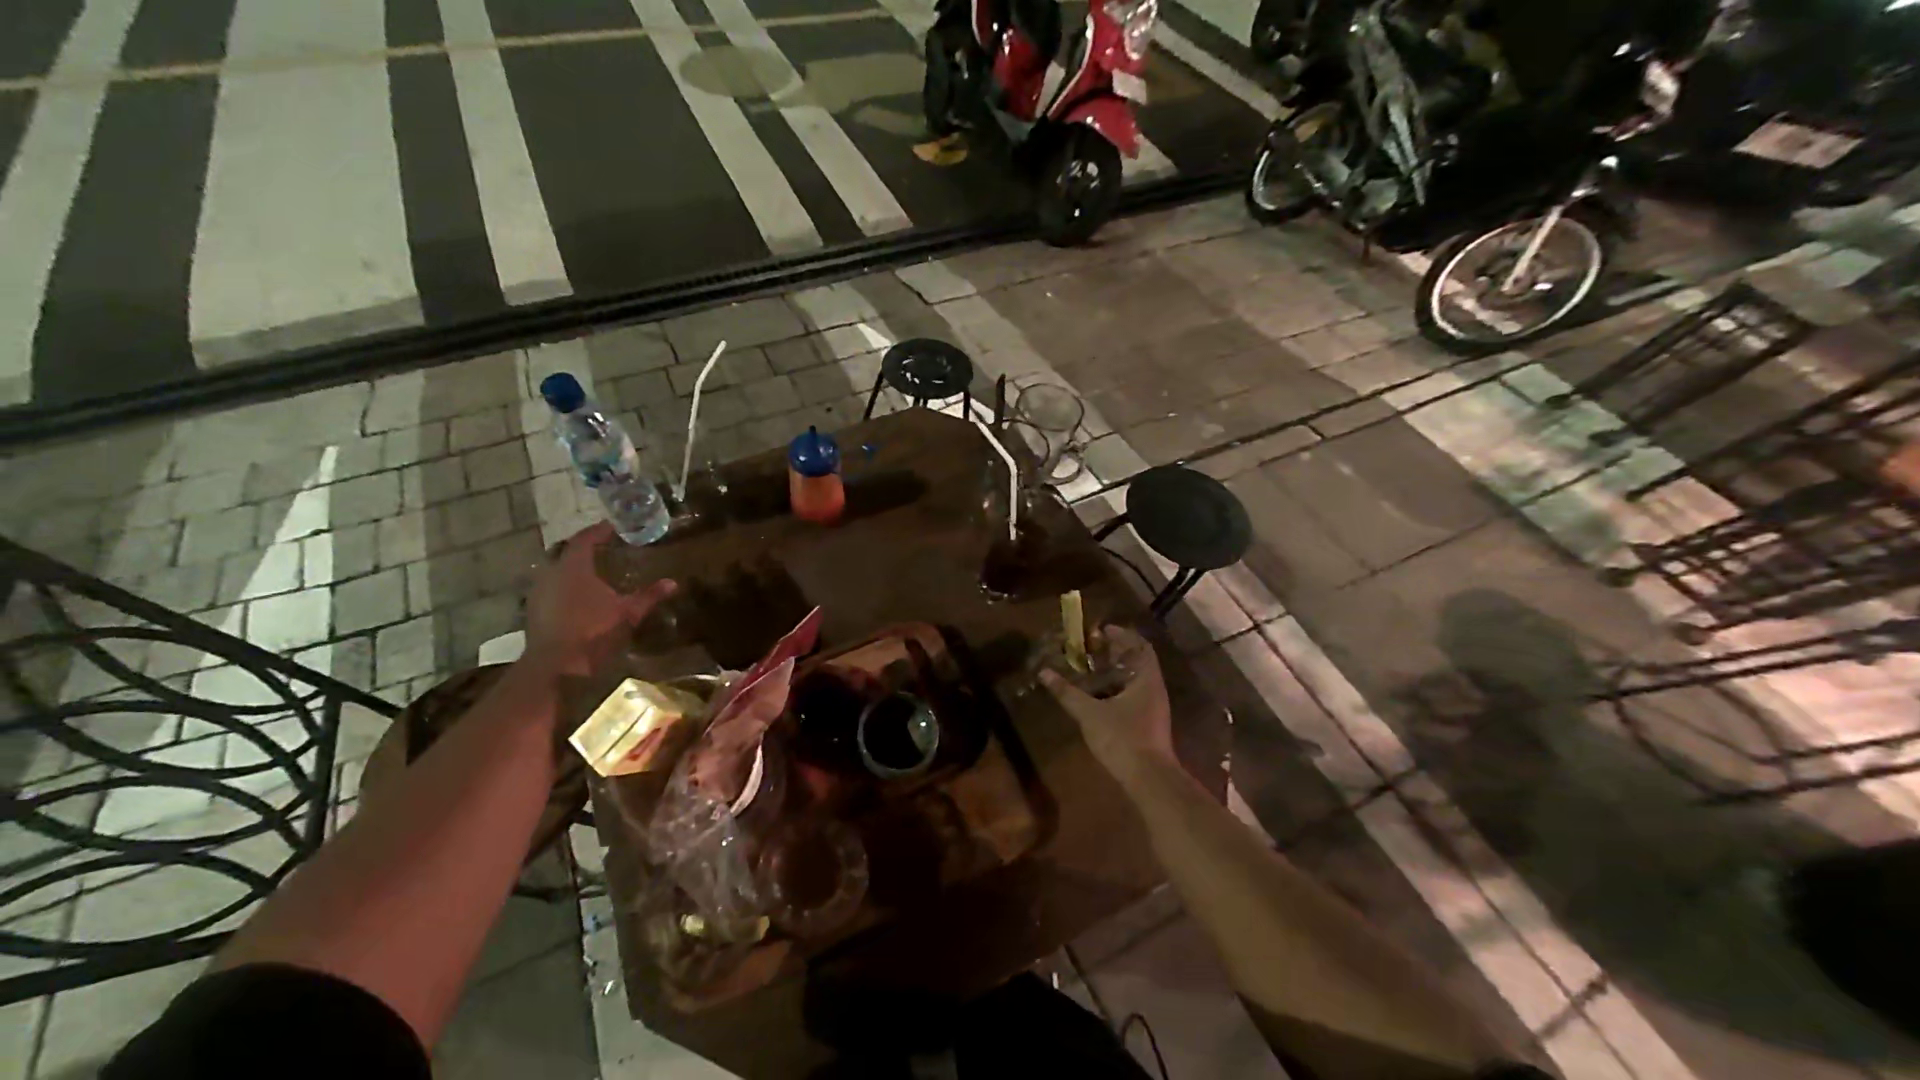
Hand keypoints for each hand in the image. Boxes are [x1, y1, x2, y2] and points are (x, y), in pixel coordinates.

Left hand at [524, 522, 675, 673]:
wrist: (556, 666)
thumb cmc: (594, 632)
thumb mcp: (628, 613)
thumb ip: (649, 596)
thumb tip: (673, 583)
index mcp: (573, 567)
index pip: (584, 539)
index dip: (599, 531)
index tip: (612, 526)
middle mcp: (550, 573)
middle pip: (563, 550)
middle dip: (581, 546)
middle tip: (600, 547)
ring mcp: (538, 592)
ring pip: (553, 569)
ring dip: (570, 566)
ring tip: (590, 571)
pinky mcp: (533, 610)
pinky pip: (549, 587)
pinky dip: (563, 585)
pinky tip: (577, 596)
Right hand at [1039, 625, 1174, 779]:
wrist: (1149, 779)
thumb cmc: (1122, 738)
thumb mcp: (1089, 714)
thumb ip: (1067, 692)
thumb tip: (1044, 673)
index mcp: (1146, 678)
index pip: (1139, 645)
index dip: (1121, 634)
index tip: (1099, 630)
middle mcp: (1154, 688)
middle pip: (1138, 661)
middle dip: (1116, 652)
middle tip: (1091, 648)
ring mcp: (1154, 707)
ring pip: (1136, 679)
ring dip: (1117, 671)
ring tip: (1091, 669)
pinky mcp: (1149, 723)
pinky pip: (1134, 695)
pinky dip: (1118, 689)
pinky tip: (1099, 696)